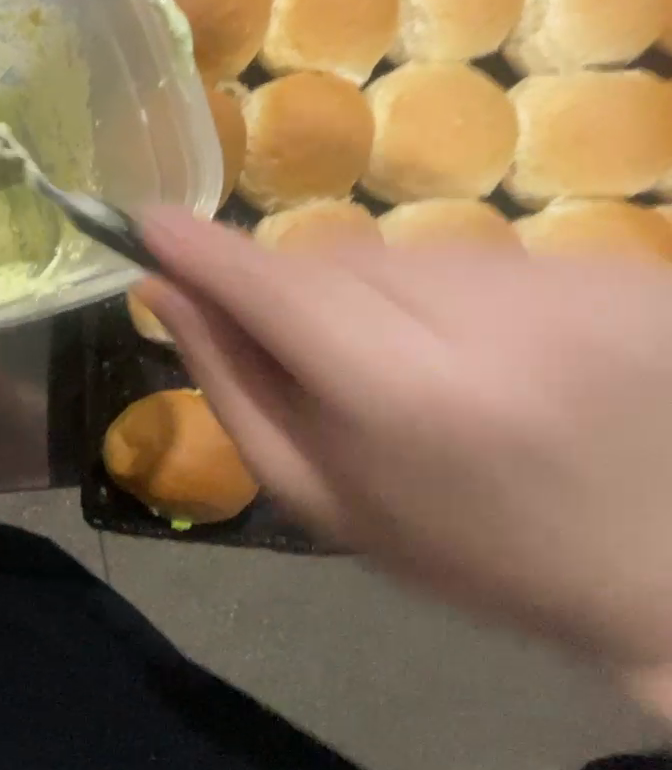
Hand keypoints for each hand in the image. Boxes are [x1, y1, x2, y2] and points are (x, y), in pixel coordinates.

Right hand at [136, 209, 671, 677]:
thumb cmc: (461, 548)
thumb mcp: (314, 489)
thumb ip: (230, 384)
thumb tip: (164, 294)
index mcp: (408, 397)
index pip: (278, 291)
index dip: (206, 253)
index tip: (147, 221)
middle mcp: (496, 324)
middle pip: (330, 263)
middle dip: (286, 291)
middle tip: (301, 354)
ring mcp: (575, 287)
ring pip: (397, 255)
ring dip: (365, 293)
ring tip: (404, 365)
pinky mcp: (622, 271)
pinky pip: (469, 257)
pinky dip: (438, 293)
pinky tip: (474, 352)